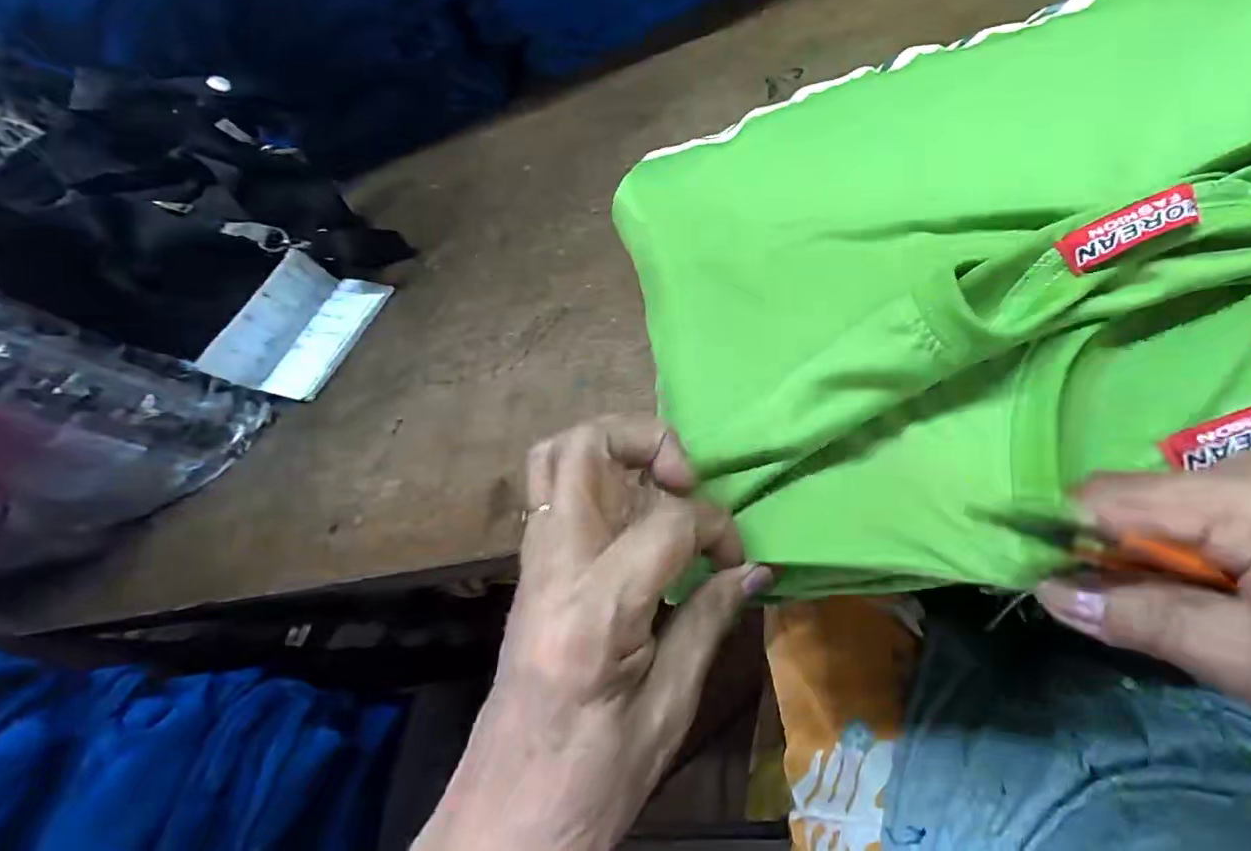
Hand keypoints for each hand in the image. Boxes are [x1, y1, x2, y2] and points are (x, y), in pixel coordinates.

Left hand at [415, 417, 769, 850]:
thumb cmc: (590, 783)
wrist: (498, 833)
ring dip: (618, 450)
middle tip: (686, 479)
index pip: (667, 522)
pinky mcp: (531, 575)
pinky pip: (558, 492)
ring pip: (556, 456)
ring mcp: (533, 568)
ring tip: (664, 485)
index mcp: (592, 614)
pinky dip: (603, 478)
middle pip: (581, 448)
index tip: (734, 560)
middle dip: (649, 440)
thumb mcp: (668, 709)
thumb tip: (752, 568)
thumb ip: (709, 620)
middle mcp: (552, 572)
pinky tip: (640, 516)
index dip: (717, 528)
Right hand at [1035, 453, 1250, 850]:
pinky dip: (1175, 586)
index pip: (1120, 495)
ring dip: (1138, 580)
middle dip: (1103, 562)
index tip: (1025, 582)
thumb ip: (1166, 624)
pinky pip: (1201, 550)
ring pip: (1164, 532)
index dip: (1064, 536)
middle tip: (1090, 628)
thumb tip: (1053, 590)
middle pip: (1138, 509)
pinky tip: (1183, 622)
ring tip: (1135, 633)